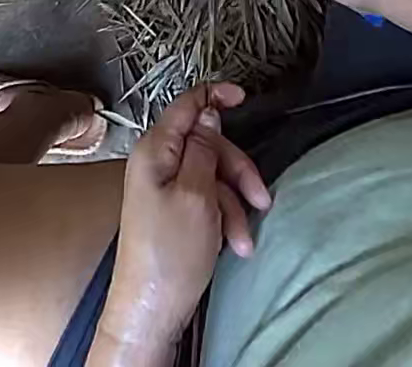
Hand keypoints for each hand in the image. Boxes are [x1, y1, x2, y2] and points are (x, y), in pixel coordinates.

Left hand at [95, 83, 271, 362]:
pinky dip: (225, 216)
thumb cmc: (170, 254)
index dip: (215, 95)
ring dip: (235, 201)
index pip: (186, 104)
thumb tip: (210, 114)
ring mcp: (165, 187)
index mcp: (156, 150)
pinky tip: (235, 243)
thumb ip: (205, 149)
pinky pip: (207, 198)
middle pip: (208, 143)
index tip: (244, 97)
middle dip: (237, 169)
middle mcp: (158, 162)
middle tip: (260, 197)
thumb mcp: (196, 194)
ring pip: (213, 173)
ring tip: (245, 238)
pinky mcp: (174, 210)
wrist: (150, 316)